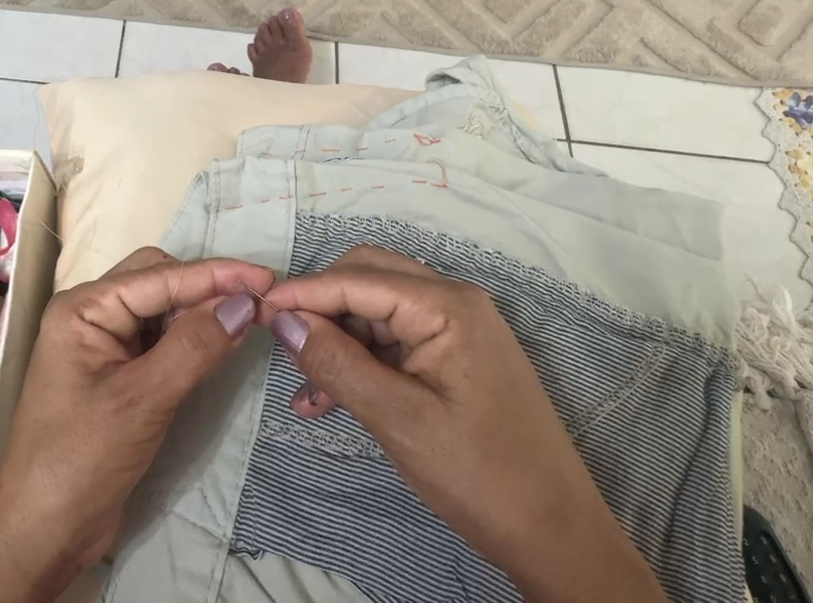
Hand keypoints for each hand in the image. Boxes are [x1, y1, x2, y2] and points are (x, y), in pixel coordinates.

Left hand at [0, 247, 272, 602]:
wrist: (43, 532)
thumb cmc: (82, 459)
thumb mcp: (142, 400)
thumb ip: (194, 346)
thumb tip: (244, 303)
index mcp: (84, 308)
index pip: (160, 276)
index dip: (216, 275)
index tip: (268, 279)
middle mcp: (92, 316)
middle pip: (159, 281)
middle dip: (208, 288)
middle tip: (260, 303)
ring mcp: (103, 346)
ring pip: (163, 310)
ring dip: (202, 312)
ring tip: (249, 320)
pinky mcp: (118, 375)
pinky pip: (161, 340)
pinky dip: (192, 339)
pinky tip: (221, 345)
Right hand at [262, 246, 667, 602]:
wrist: (556, 535)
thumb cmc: (480, 475)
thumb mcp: (397, 419)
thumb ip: (335, 362)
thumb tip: (282, 319)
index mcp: (447, 306)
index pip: (356, 278)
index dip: (302, 292)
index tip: (256, 311)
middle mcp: (453, 301)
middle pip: (366, 279)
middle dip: (321, 308)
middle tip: (283, 343)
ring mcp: (457, 328)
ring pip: (375, 311)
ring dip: (337, 340)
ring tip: (306, 390)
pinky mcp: (454, 356)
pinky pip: (393, 341)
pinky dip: (359, 361)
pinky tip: (328, 400)